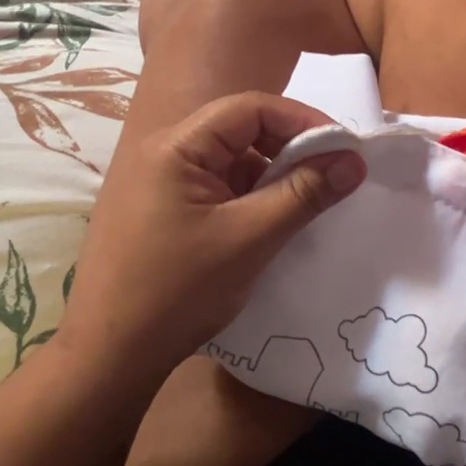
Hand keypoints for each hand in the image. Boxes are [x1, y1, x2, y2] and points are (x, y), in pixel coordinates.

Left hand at [58, 92, 365, 372]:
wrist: (109, 356)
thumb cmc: (178, 291)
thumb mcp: (250, 239)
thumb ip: (304, 194)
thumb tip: (355, 160)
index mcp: (176, 147)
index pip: (250, 108)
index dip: (302, 119)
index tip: (344, 148)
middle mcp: (164, 154)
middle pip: (240, 130)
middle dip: (290, 148)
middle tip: (332, 177)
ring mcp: (159, 185)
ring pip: (231, 162)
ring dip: (271, 176)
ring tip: (306, 205)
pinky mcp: (162, 213)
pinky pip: (217, 189)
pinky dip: (250, 199)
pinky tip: (271, 225)